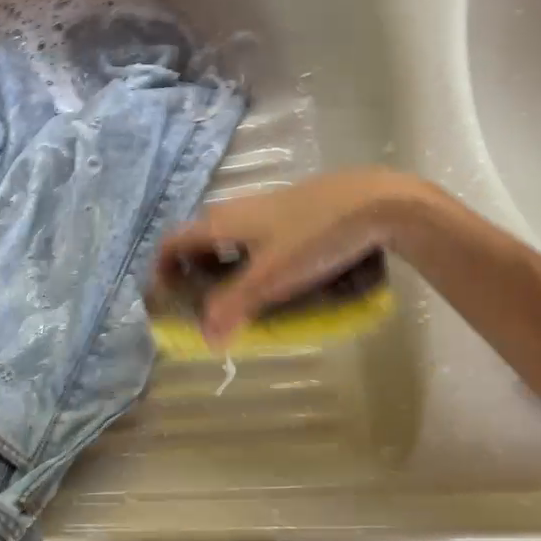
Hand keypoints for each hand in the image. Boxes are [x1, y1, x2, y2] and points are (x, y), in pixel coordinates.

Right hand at [155, 168, 436, 343]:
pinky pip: (252, 236)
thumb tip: (206, 340)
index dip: (161, 272)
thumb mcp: (271, 277)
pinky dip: (247, 258)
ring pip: (227, 238)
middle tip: (202, 303)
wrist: (379, 201)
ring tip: (239, 295)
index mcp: (218, 222)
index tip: (166, 300)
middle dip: (192, 273)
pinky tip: (275, 275)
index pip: (170, 244)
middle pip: (196, 241)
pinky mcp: (290, 209)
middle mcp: (232, 210)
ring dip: (221, 267)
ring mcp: (263, 207)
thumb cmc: (315, 236)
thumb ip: (234, 307)